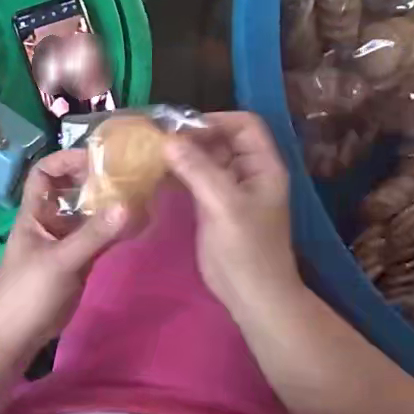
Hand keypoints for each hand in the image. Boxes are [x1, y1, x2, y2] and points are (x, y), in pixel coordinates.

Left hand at [0, 150, 130, 356]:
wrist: (17, 334)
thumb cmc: (28, 293)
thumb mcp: (61, 262)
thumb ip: (93, 235)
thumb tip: (129, 204)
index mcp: (33, 215)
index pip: (43, 174)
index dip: (65, 159)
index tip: (97, 157)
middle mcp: (48, 222)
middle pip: (70, 190)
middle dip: (95, 179)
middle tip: (130, 173)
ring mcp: (63, 242)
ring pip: (87, 214)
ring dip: (109, 205)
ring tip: (142, 193)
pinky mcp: (77, 261)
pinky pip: (97, 238)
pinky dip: (115, 230)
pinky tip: (139, 224)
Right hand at [163, 112, 303, 314]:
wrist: (251, 293)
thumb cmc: (246, 248)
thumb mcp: (223, 205)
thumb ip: (198, 170)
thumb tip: (167, 141)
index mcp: (263, 166)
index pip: (244, 125)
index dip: (214, 120)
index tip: (179, 128)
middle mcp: (248, 172)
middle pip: (222, 139)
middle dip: (192, 136)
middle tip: (156, 140)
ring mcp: (230, 190)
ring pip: (206, 159)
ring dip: (182, 155)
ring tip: (150, 155)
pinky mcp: (212, 207)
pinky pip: (195, 179)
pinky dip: (178, 174)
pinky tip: (156, 175)